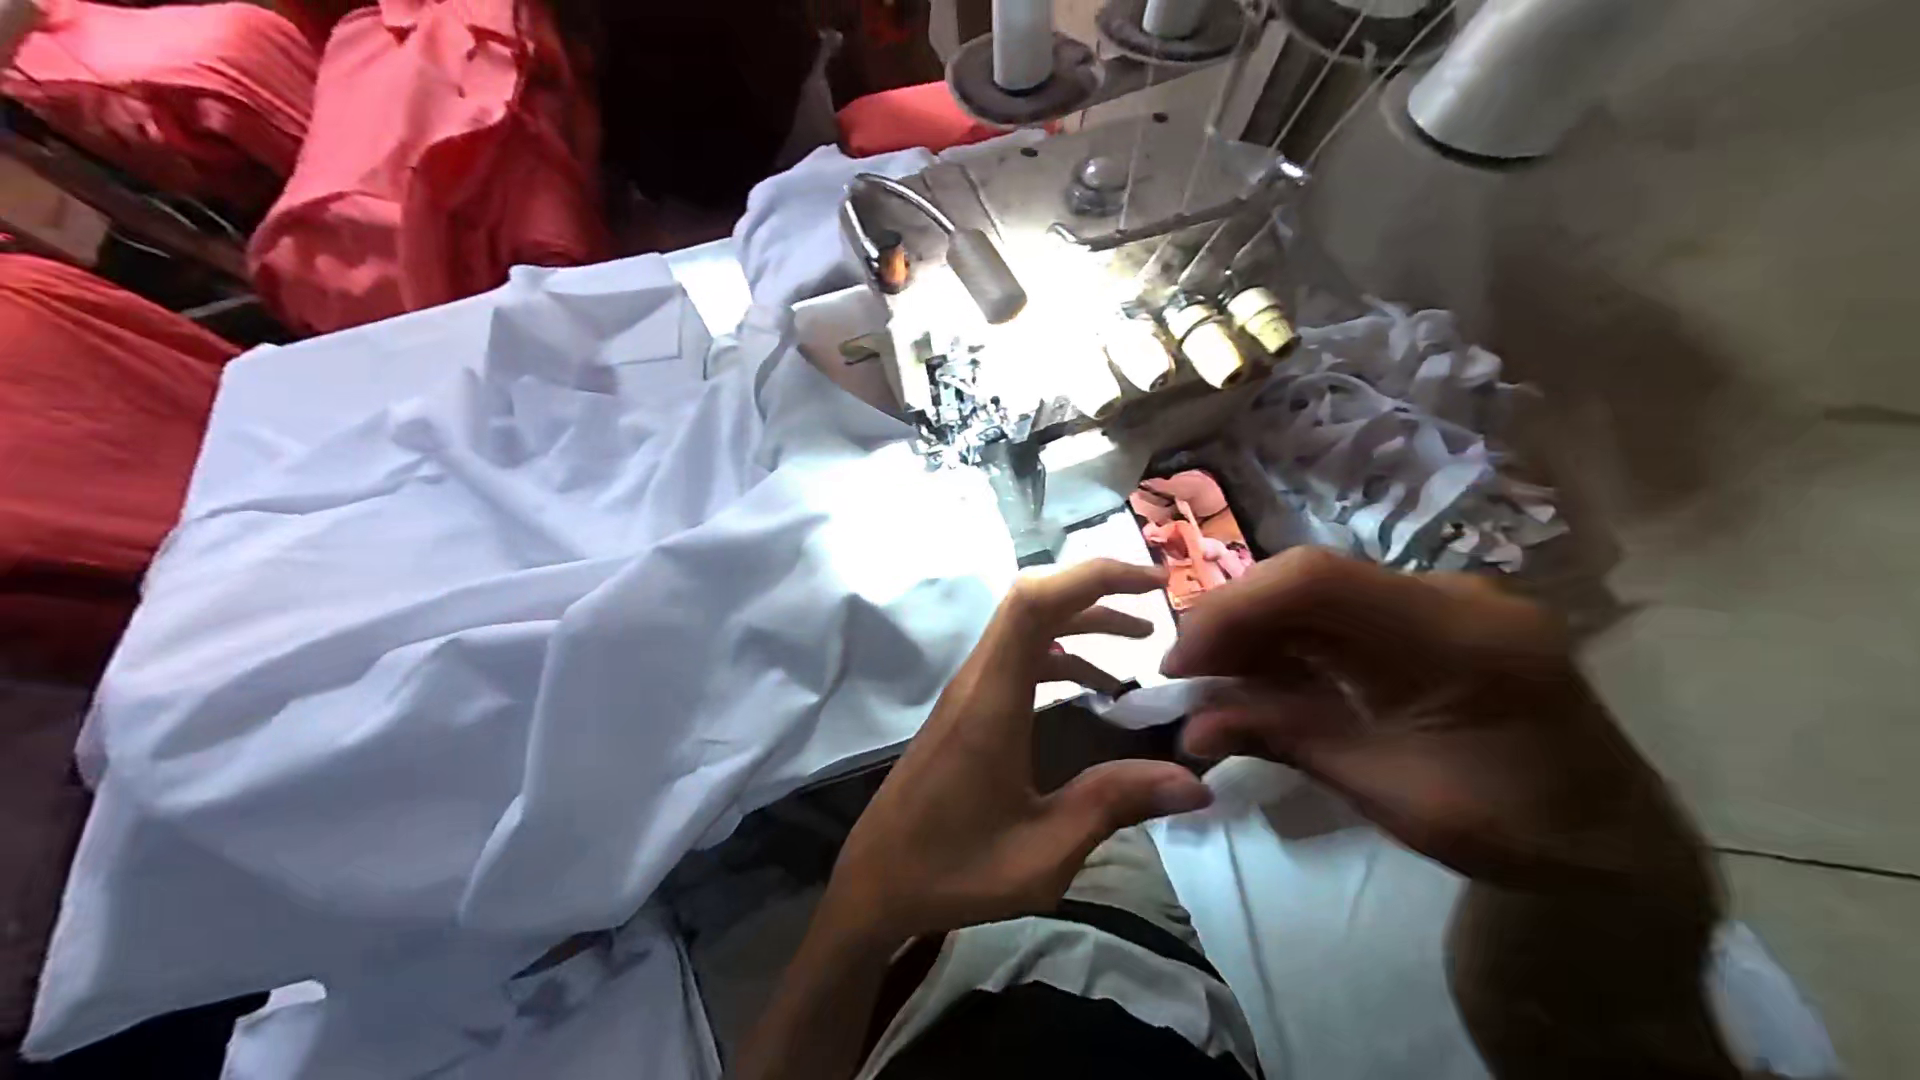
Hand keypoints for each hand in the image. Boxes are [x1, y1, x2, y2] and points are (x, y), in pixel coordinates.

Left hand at [825, 559, 1213, 941]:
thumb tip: (1195, 783)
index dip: (1094, 577)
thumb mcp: (1043, 852)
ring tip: (1142, 638)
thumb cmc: (954, 868)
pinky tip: (1096, 687)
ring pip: (1026, 626)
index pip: (1035, 605)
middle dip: (1098, 589)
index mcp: (992, 701)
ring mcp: (970, 689)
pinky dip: (1063, 653)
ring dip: (1083, 620)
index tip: (1153, 582)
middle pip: (1033, 602)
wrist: (878, 879)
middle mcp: (978, 679)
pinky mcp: (969, 705)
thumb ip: (1114, 805)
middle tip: (1157, 599)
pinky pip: (1019, 656)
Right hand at [1166, 548, 1711, 906]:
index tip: (1182, 664)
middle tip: (1186, 676)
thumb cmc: (1512, 829)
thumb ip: (1284, 740)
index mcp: (1460, 637)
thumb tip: (1189, 728)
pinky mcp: (1426, 614)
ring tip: (1215, 682)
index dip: (1232, 611)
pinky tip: (1262, 675)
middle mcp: (1450, 595)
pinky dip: (1287, 641)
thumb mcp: (1386, 792)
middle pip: (1306, 578)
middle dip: (1231, 622)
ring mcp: (1440, 599)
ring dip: (1254, 632)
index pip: (1317, 582)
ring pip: (1313, 590)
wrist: (1611, 841)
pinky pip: (1336, 610)